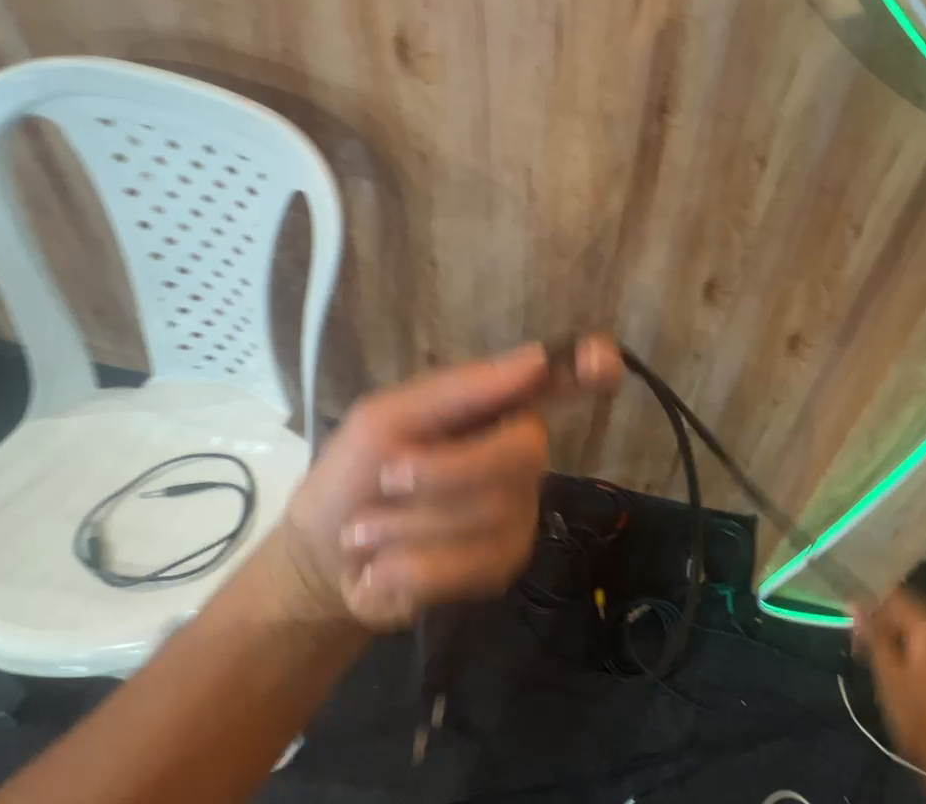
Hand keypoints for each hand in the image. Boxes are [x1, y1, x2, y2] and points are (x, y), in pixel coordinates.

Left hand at [267, 335, 623, 630]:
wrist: (323, 563)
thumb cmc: (354, 475)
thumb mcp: (384, 421)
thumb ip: (457, 390)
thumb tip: (536, 358)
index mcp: (493, 408)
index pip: (558, 381)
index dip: (586, 369)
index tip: (602, 363)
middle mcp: (520, 454)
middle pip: (524, 451)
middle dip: (447, 471)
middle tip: (389, 480)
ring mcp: (518, 510)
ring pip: (491, 512)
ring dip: (409, 525)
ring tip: (369, 532)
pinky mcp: (504, 563)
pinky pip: (472, 562)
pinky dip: (411, 568)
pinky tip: (387, 568)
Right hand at [856, 590, 925, 802]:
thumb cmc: (918, 714)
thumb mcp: (887, 673)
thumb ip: (872, 634)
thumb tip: (855, 603)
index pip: (891, 596)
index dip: (867, 608)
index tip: (850, 631)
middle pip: (901, 606)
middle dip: (877, 622)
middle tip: (859, 647)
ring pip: (908, 621)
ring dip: (888, 633)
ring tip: (871, 656)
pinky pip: (919, 634)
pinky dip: (902, 642)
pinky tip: (890, 661)